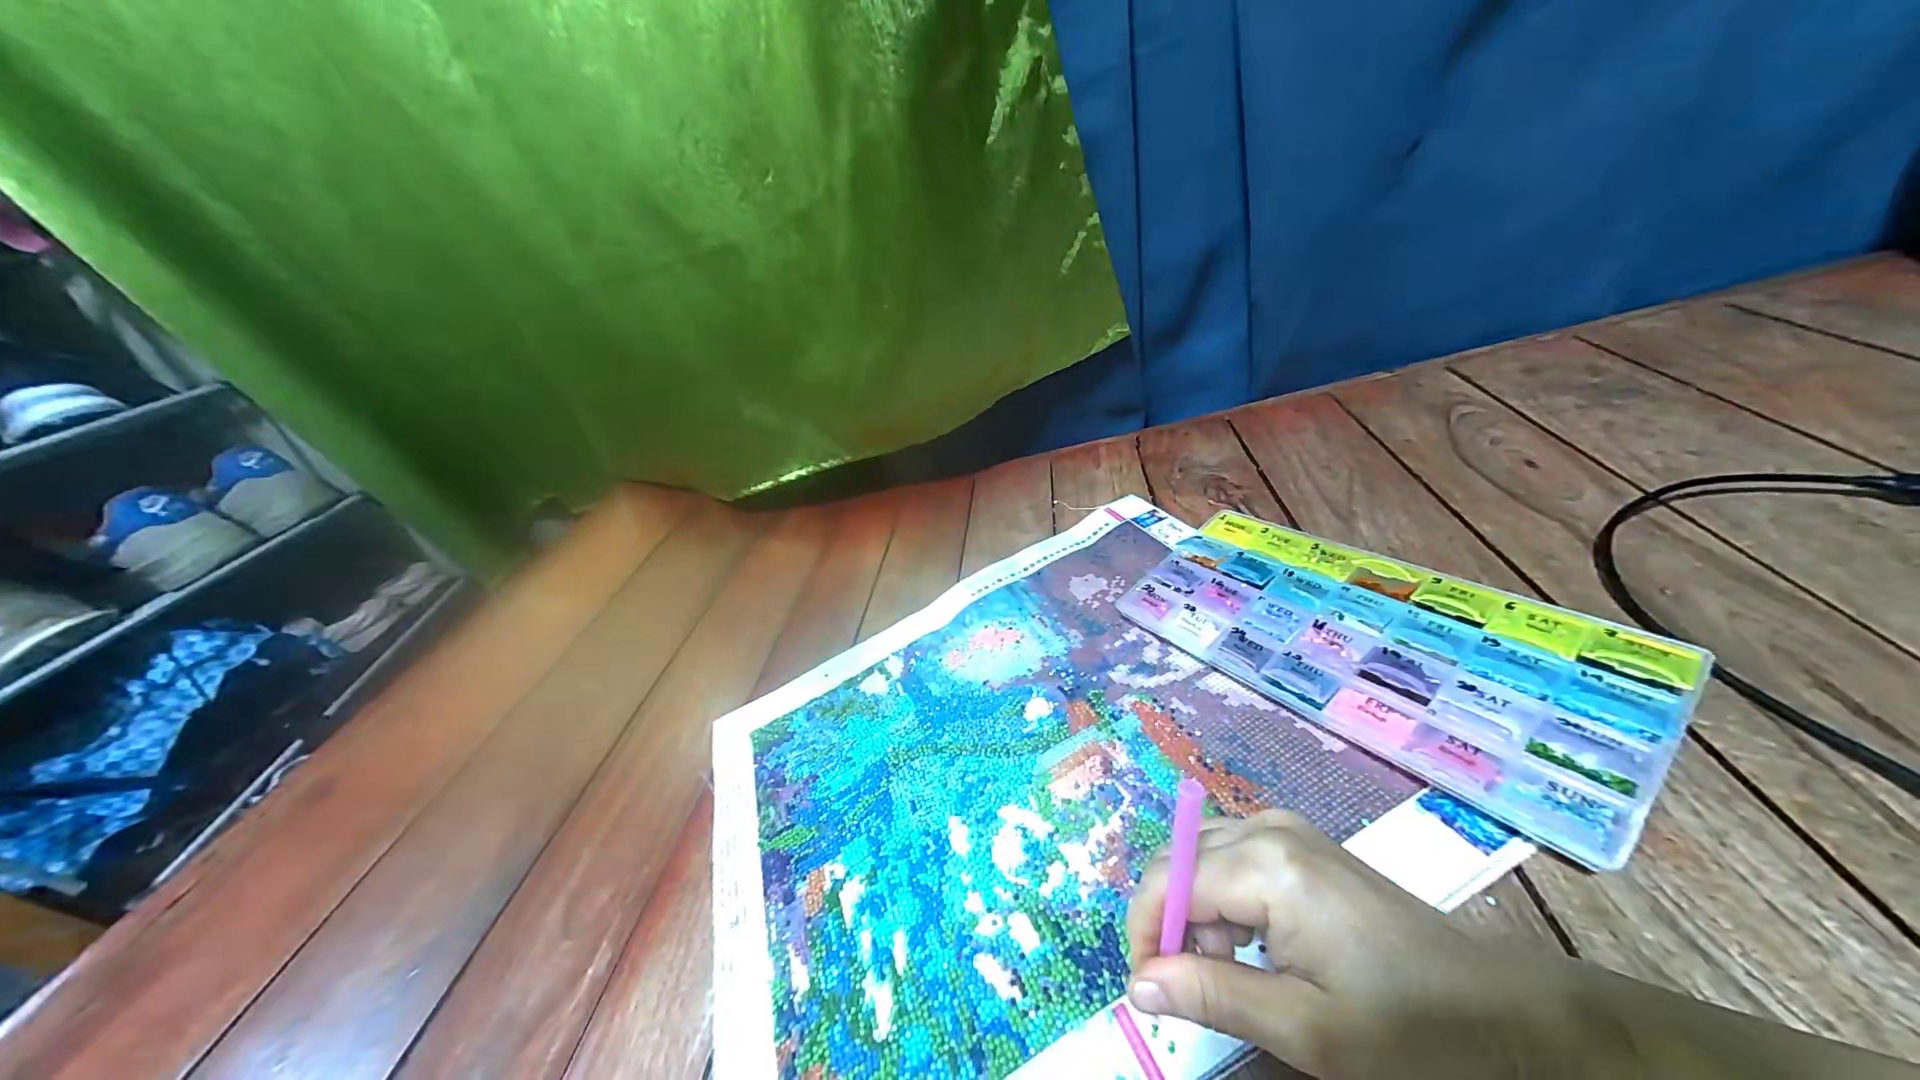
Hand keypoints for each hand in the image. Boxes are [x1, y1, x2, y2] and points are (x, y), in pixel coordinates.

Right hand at [1123, 810, 1591, 1078]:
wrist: (1502, 1006)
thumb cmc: (1407, 1025)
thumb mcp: (1307, 1028)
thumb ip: (1213, 996)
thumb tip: (1138, 983)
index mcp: (1266, 865)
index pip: (1166, 882)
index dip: (1144, 934)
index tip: (1150, 991)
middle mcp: (1265, 828)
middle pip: (1176, 861)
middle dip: (1168, 922)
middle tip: (1195, 986)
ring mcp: (1282, 828)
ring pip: (1198, 857)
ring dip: (1194, 912)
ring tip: (1233, 970)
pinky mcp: (1296, 840)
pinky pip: (1228, 856)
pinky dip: (1220, 898)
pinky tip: (1253, 942)